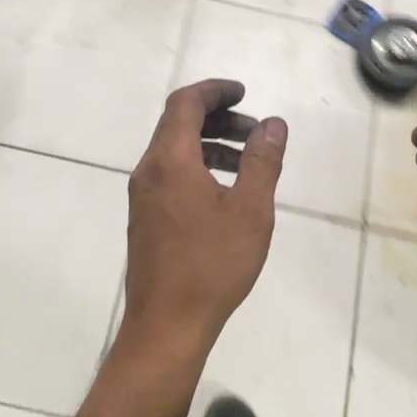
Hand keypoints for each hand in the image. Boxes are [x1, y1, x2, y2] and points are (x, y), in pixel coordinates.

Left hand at [121, 79, 287, 355]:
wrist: (166, 326)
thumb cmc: (212, 265)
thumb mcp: (250, 210)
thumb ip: (262, 161)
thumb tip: (273, 124)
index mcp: (169, 161)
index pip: (185, 103)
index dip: (215, 91)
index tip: (244, 93)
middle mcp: (148, 171)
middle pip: (178, 125)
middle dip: (219, 119)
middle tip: (257, 132)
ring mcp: (143, 197)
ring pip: (175, 152)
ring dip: (211, 145)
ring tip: (249, 163)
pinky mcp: (146, 219)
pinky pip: (171, 175)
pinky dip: (199, 168)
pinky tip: (227, 194)